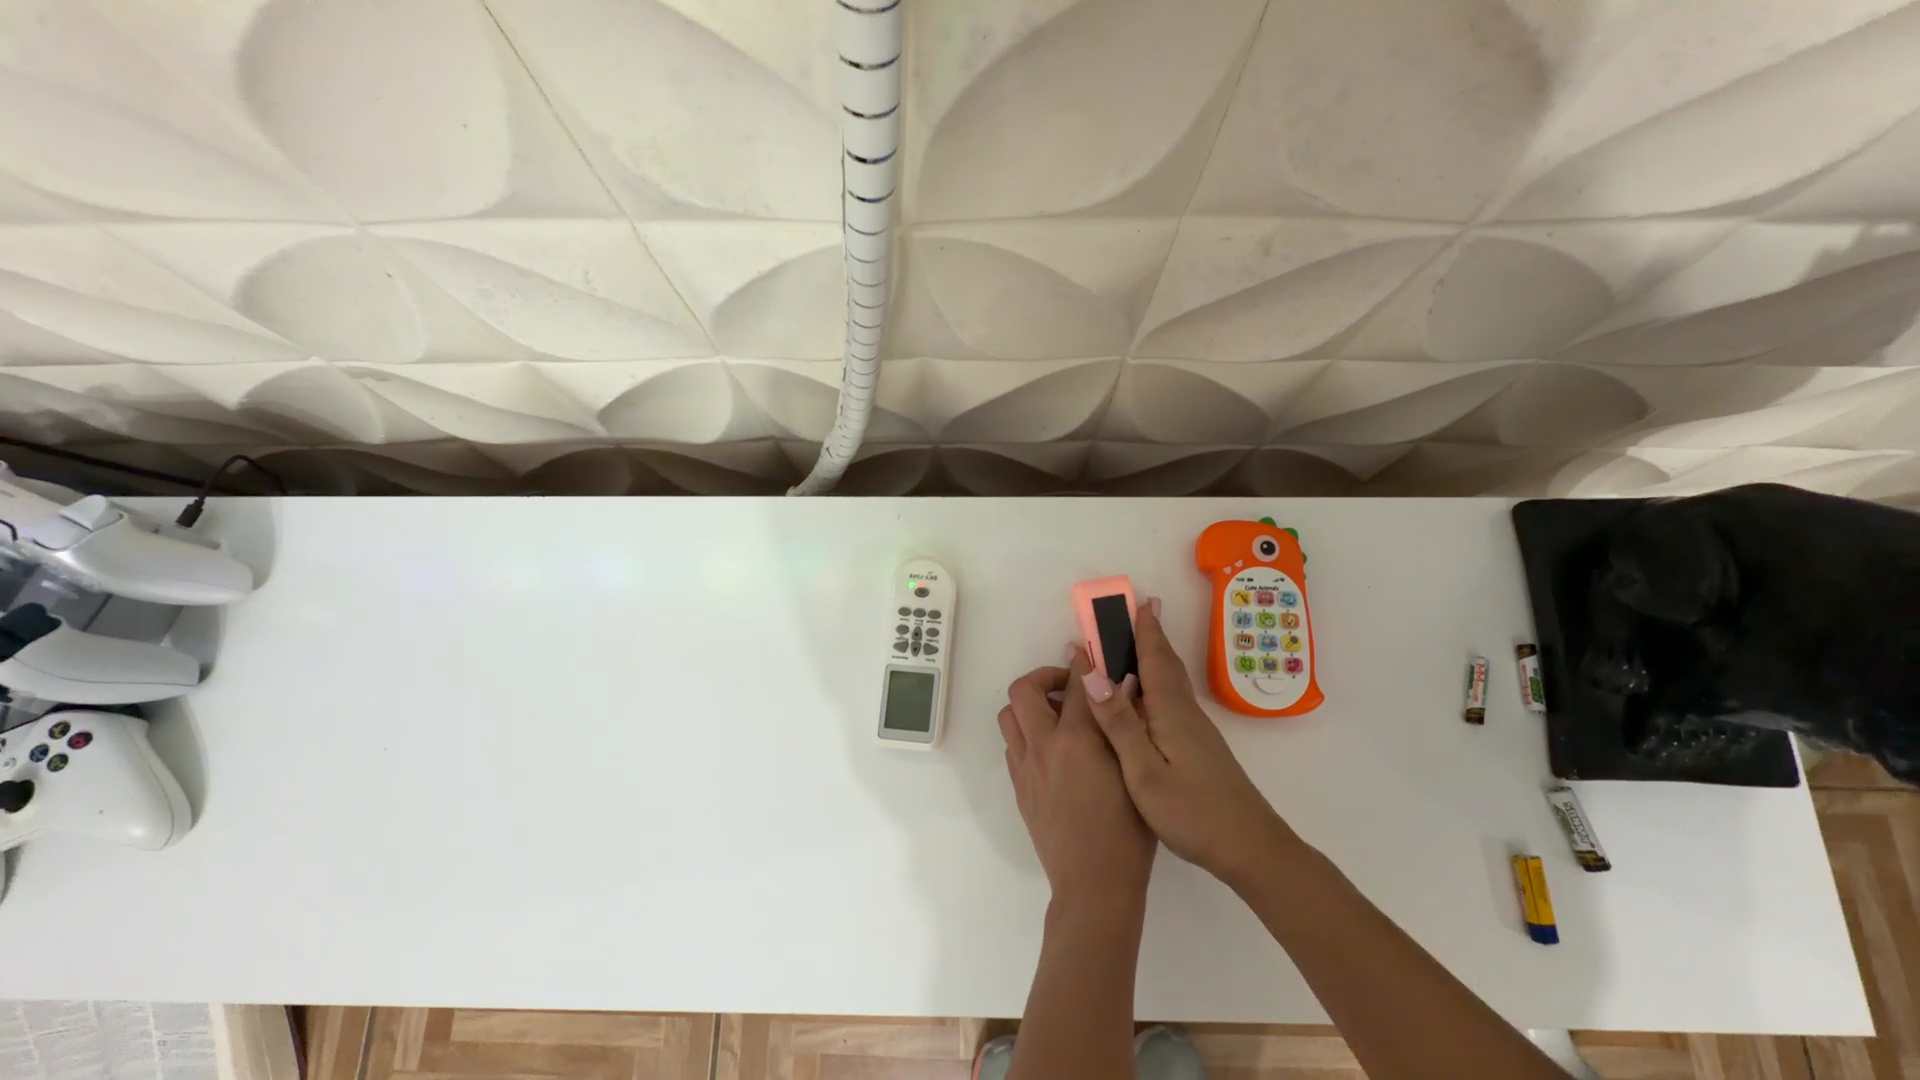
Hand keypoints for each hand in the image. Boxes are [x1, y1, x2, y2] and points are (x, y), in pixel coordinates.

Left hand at [999, 647, 1155, 903]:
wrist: (1094, 886)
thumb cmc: (1127, 834)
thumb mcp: (1135, 774)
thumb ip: (1124, 728)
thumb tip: (1121, 689)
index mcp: (1077, 742)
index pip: (1078, 683)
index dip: (1085, 662)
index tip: (1093, 654)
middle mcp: (1043, 748)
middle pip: (1024, 690)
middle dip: (1046, 678)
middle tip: (1071, 689)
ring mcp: (1026, 768)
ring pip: (1010, 716)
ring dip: (1030, 706)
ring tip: (1061, 718)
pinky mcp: (1020, 788)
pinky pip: (1014, 745)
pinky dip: (1028, 734)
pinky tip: (1056, 751)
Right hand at [1077, 599, 1292, 887]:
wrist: (1249, 848)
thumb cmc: (1193, 812)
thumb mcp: (1144, 772)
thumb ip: (1118, 723)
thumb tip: (1093, 674)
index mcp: (1170, 713)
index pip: (1154, 660)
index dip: (1145, 630)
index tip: (1139, 600)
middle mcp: (1185, 714)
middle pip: (1166, 666)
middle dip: (1150, 637)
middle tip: (1137, 610)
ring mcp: (1195, 733)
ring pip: (1170, 684)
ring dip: (1154, 658)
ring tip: (1136, 644)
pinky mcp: (1198, 749)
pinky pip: (1171, 702)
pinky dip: (1156, 685)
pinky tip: (1147, 698)